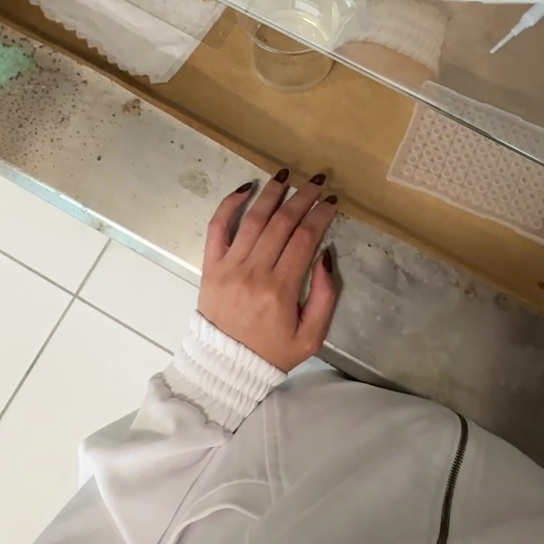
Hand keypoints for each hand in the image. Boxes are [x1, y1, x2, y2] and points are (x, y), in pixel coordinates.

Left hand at [199, 169, 339, 370]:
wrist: (224, 368)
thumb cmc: (272, 353)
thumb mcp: (310, 337)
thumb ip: (324, 297)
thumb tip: (325, 256)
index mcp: (280, 290)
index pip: (304, 239)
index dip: (320, 216)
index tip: (332, 201)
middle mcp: (254, 272)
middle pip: (281, 223)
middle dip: (302, 198)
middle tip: (316, 181)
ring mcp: (229, 266)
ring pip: (252, 219)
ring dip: (271, 193)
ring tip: (286, 175)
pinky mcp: (210, 265)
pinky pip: (217, 227)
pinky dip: (229, 204)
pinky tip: (246, 187)